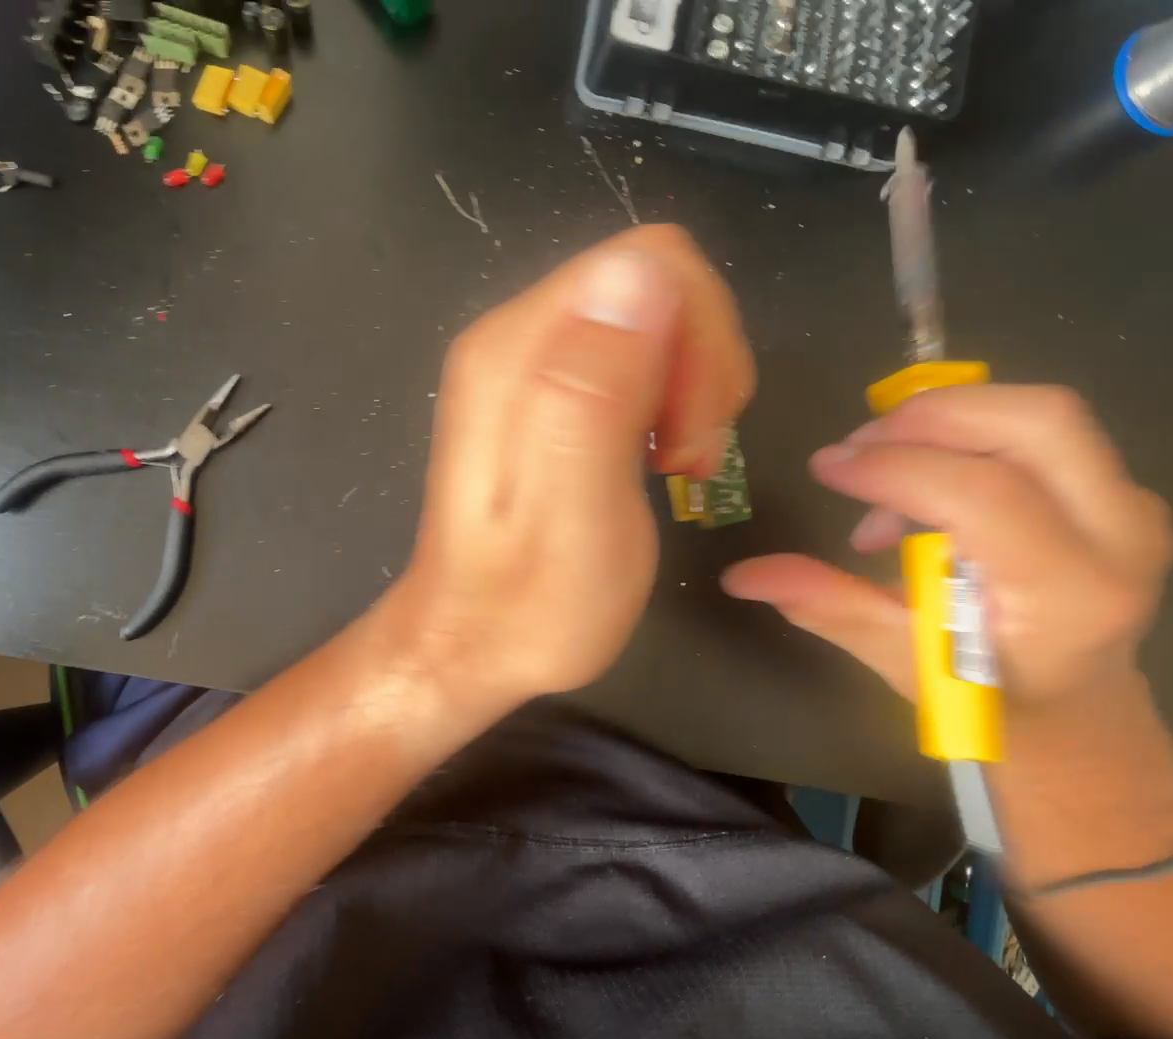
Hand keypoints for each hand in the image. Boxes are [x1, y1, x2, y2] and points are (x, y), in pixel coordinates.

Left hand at [390, 226, 754, 709]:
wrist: (472, 643)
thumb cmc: (530, 604)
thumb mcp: (574, 513)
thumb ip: (597, 392)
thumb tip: (641, 272)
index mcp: (517, 352)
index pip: (651, 262)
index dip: (700, 339)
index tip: (690, 432)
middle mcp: (515, 339)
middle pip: (656, 285)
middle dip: (700, 365)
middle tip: (687, 458)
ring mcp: (528, 363)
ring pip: (654, 320)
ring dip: (690, 388)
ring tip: (674, 468)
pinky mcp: (547, 394)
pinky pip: (637, 358)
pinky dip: (669, 402)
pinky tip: (657, 462)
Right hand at [722, 384, 1172, 713]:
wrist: (1077, 712)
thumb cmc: (987, 698)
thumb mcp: (900, 661)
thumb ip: (828, 607)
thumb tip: (742, 576)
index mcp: (1068, 595)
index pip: (983, 495)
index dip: (895, 469)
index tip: (826, 466)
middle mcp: (1121, 538)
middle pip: (1038, 421)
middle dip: (933, 414)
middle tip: (861, 445)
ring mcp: (1133, 507)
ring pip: (1043, 414)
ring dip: (947, 421)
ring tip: (884, 474)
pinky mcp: (1118, 490)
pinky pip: (1039, 431)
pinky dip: (968, 436)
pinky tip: (923, 482)